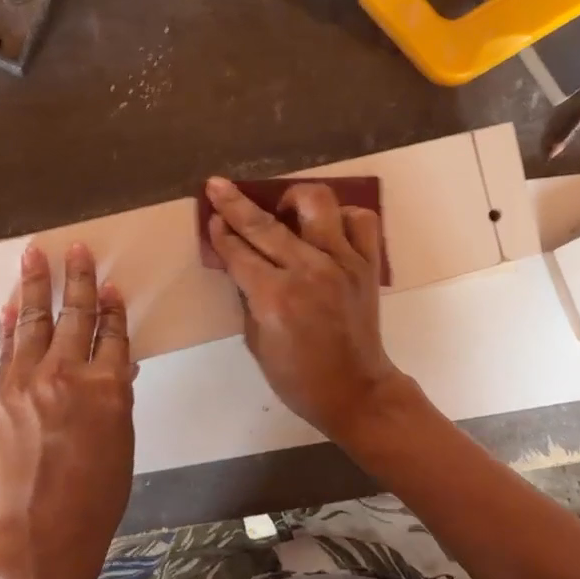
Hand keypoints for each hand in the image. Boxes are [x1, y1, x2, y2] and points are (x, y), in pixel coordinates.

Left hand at [0, 243, 136, 578]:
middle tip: (77, 248)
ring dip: (36, 285)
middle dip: (78, 279)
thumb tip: (115, 371)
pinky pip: (7, 347)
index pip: (113, 334)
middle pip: (76, 315)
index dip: (114, 308)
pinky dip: (9, 324)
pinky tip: (11, 304)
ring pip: (35, 321)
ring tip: (35, 254)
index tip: (113, 284)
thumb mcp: (122, 440)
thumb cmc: (99, 493)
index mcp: (108, 386)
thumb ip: (117, 399)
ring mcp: (29, 380)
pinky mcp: (2, 393)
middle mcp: (68, 373)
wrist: (44, 526)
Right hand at [205, 177, 415, 442]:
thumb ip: (248, 298)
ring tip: (284, 208)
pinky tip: (327, 226)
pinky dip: (343, 216)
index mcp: (275, 298)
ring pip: (318, 205)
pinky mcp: (367, 265)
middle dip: (235, 204)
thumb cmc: (299, 378)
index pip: (239, 252)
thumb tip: (240, 265)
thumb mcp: (258, 342)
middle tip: (219, 187)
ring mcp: (343, 264)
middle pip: (266, 224)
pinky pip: (360, 222)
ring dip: (294, 199)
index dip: (222, 233)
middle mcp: (308, 272)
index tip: (212, 216)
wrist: (355, 391)